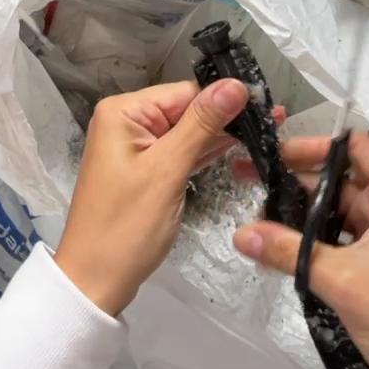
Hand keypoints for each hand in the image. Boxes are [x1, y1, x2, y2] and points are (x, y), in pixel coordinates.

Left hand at [52, 78, 249, 315]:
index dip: (224, 97)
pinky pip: (177, 151)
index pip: (184, 92)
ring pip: (184, 130)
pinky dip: (202, 152)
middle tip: (275, 117)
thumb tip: (234, 85)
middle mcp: (126, 121)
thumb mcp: (167, 171)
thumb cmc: (126, 226)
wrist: (94, 282)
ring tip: (264, 129)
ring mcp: (134, 146)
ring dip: (218, 134)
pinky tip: (234, 146)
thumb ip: (202, 125)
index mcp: (124, 112)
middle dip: (225, 115)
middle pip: (185, 108)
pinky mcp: (143, 168)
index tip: (266, 102)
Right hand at [233, 134, 368, 368]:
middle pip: (340, 180)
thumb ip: (290, 253)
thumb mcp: (343, 280)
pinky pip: (337, 240)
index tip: (279, 153)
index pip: (357, 149)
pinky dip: (311, 240)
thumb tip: (241, 234)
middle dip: (297, 179)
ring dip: (301, 213)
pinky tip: (280, 245)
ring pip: (335, 212)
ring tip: (259, 212)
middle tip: (253, 181)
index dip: (319, 145)